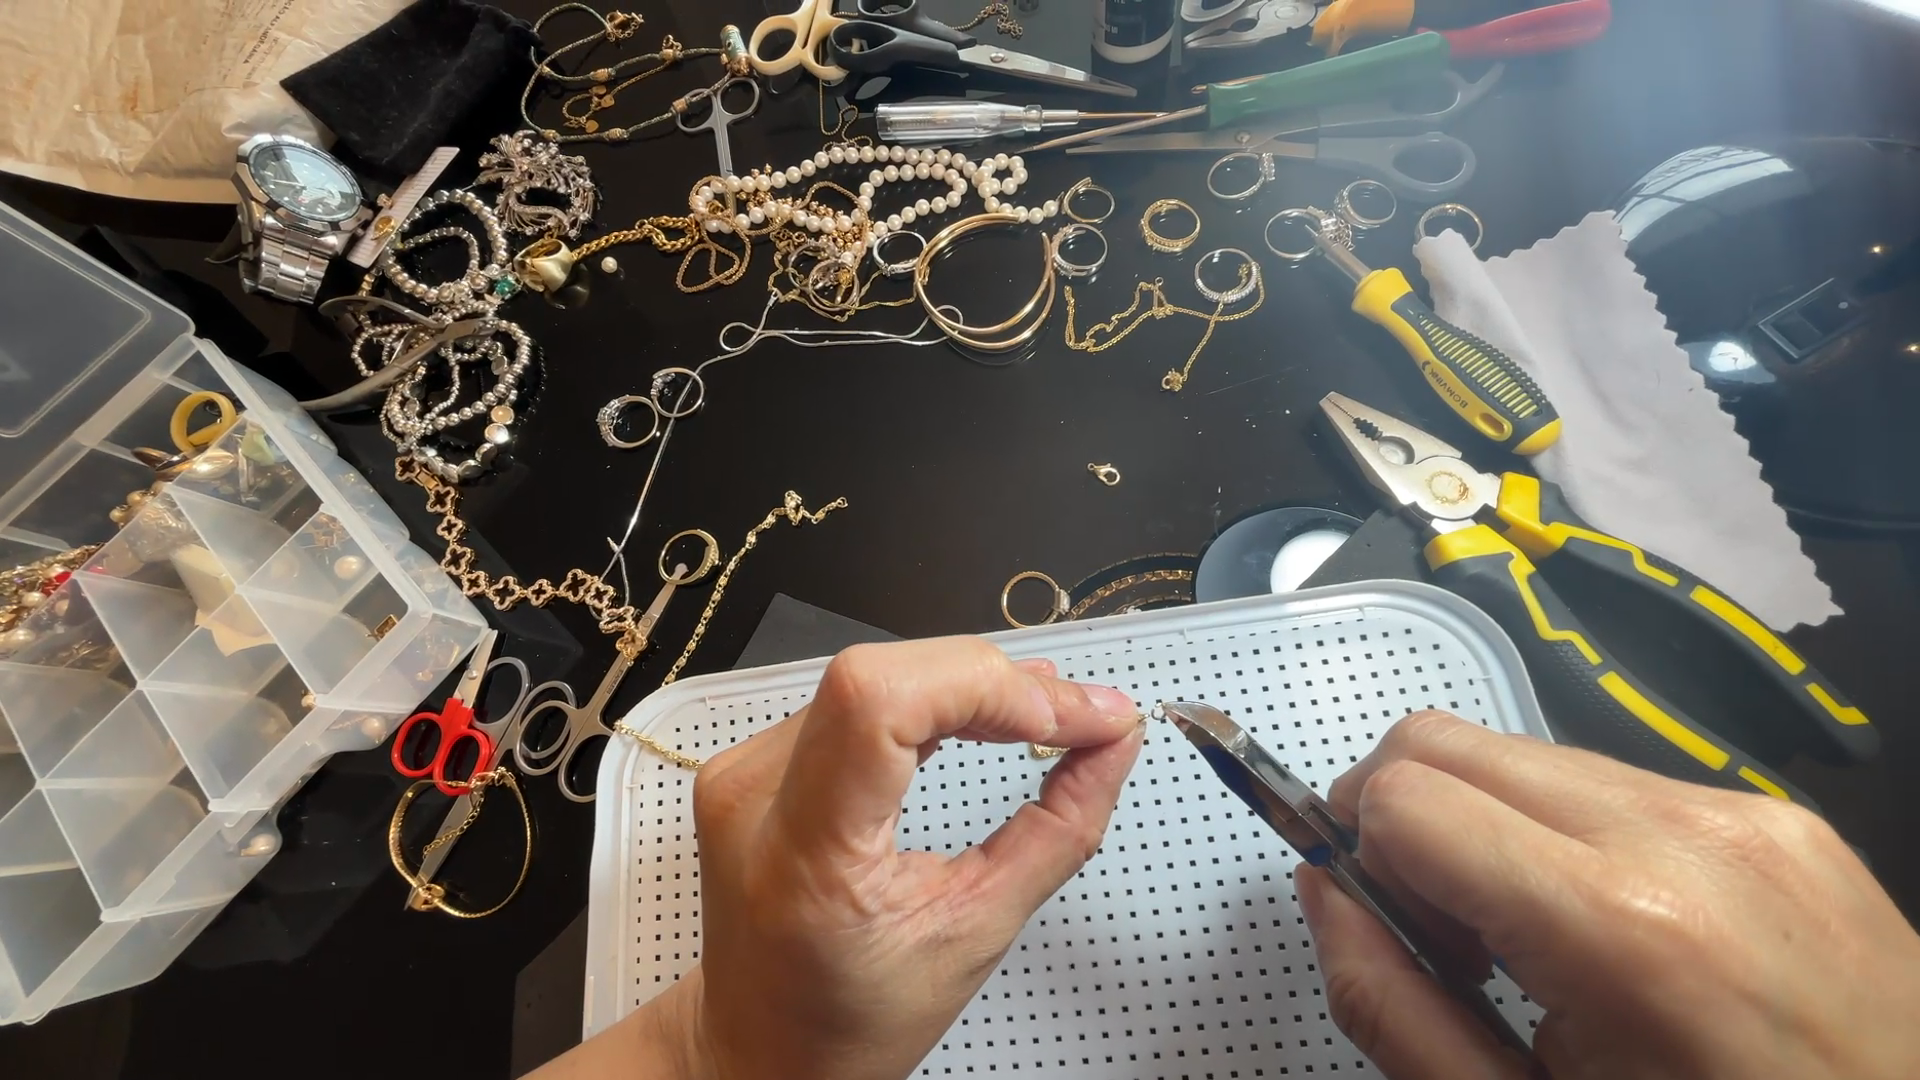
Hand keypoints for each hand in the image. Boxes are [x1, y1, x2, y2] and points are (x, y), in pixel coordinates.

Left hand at [536, 637, 1144, 1079]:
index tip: (1068, 717)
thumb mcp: (974, 934)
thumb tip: (1112, 743)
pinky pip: (863, 694)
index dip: (984, 686)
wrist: (756, 1039)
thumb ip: (1059, 830)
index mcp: (803, 852)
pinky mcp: (763, 753)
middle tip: (1079, 716)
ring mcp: (751, 763)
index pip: (877, 702)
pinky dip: (936, 695)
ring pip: (881, 671)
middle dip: (999, 682)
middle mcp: (758, 789)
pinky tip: (979, 711)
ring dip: (973, 683)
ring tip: (1041, 714)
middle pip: (887, 674)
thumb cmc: (848, 1017)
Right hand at [1297, 710, 1919, 1079]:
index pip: (1403, 797)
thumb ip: (1384, 1002)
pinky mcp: (1775, 815)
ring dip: (1472, 815)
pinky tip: (1595, 916)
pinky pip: (1588, 776)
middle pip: (1440, 741)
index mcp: (1624, 929)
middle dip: (1398, 810)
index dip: (1364, 852)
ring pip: (1507, 749)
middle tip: (1436, 914)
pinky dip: (1544, 824)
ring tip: (1524, 924)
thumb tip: (1323, 885)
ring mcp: (1743, 814)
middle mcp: (1685, 835)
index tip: (1394, 922)